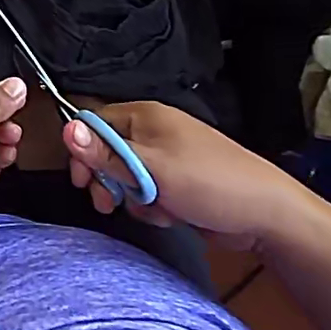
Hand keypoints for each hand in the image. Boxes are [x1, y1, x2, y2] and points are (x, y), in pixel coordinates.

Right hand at [62, 102, 318, 252]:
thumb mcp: (152, 169)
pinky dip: (152, 206)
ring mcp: (167, 158)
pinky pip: (148, 193)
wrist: (264, 213)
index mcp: (147, 116)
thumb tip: (66, 129)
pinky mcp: (177, 182)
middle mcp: (154, 132)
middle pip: (108, 153)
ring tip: (154, 208)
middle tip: (110, 202)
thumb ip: (107, 152)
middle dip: (108, 180)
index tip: (83, 180)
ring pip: (126, 178)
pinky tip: (170, 214)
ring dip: (133, 198)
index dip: (84, 151)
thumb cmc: (209, 182)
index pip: (96, 124)